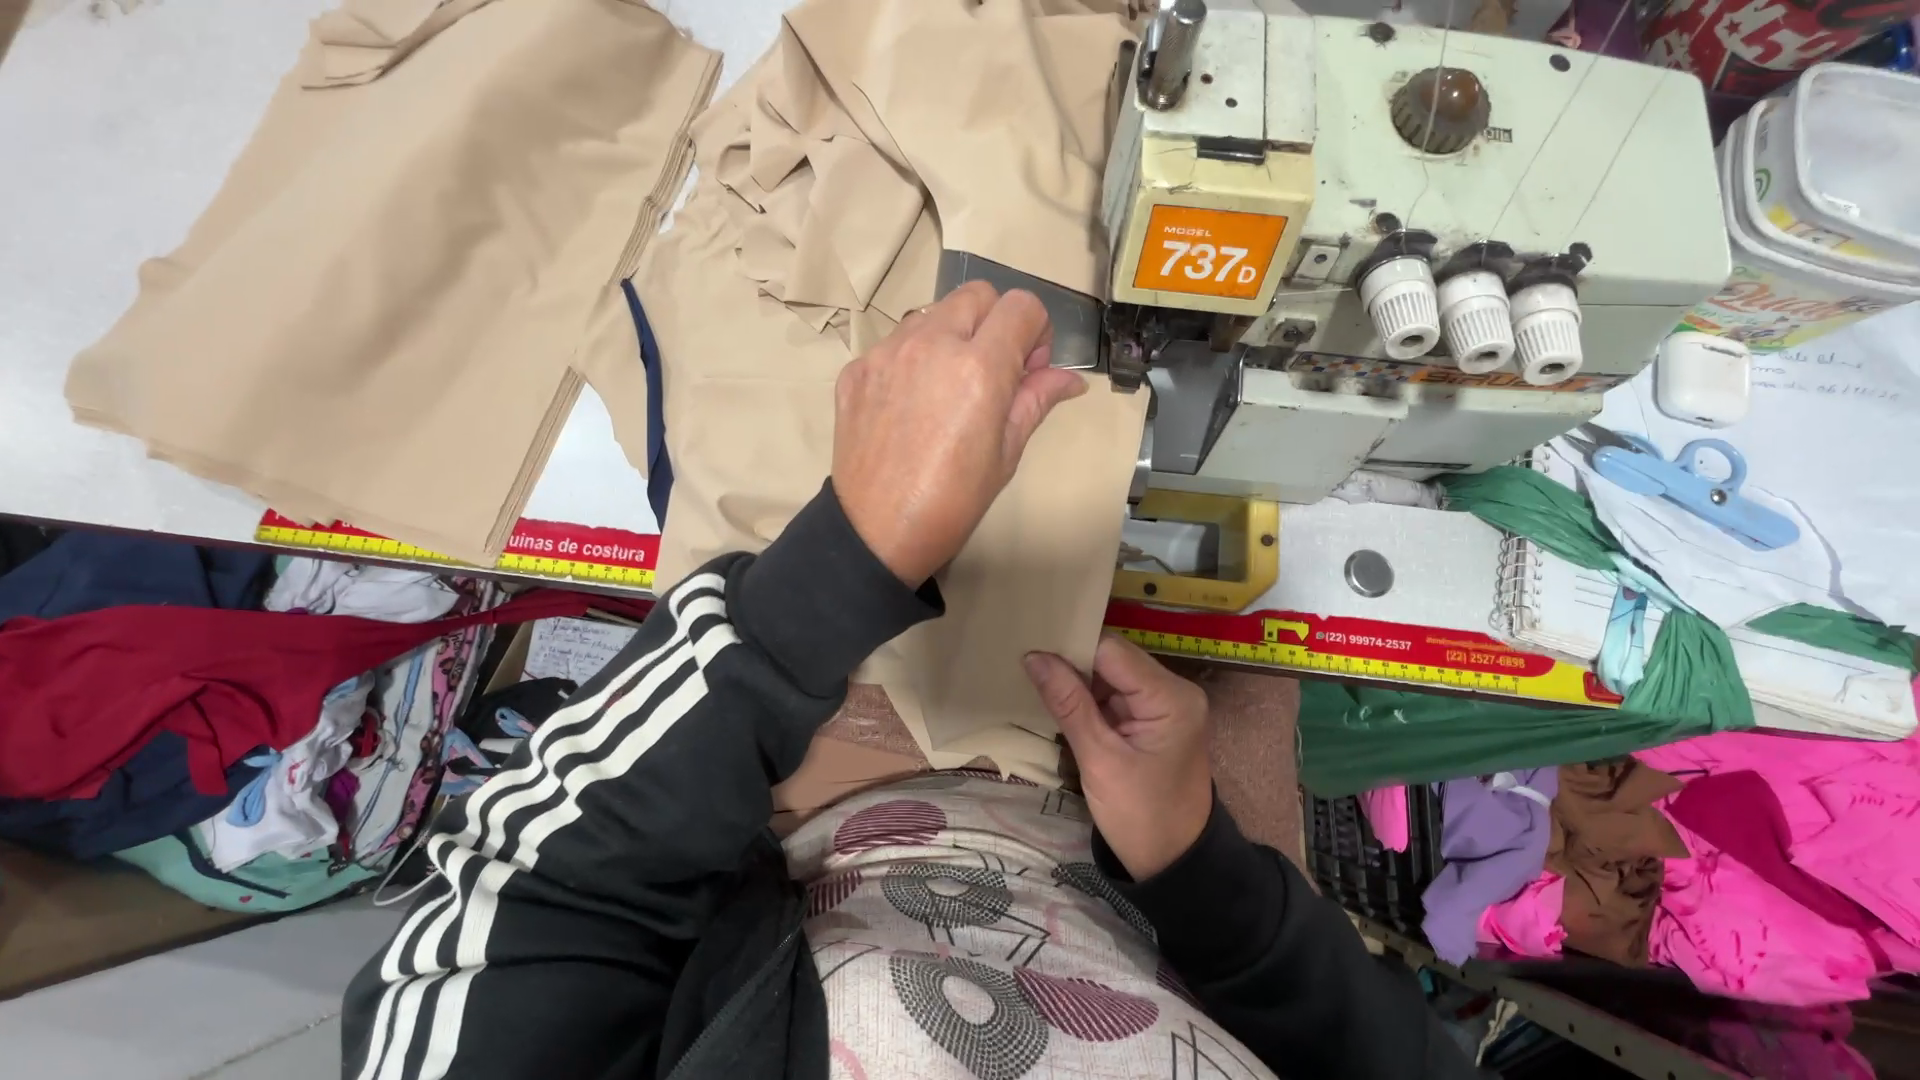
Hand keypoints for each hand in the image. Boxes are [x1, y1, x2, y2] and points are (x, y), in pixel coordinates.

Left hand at [832, 282, 1087, 584]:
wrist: (877, 533)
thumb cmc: (952, 501)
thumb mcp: (1006, 454)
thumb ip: (1036, 401)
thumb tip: (1070, 379)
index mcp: (978, 366)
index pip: (1022, 306)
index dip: (1035, 332)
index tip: (1028, 370)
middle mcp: (930, 344)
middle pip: (976, 295)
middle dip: (995, 323)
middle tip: (993, 372)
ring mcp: (887, 353)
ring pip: (932, 314)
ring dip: (951, 337)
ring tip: (948, 390)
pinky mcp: (857, 370)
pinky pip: (894, 344)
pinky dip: (912, 361)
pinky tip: (911, 407)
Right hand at [1024, 635, 1213, 880]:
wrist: (1174, 861)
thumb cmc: (1139, 815)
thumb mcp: (1099, 759)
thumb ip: (1068, 703)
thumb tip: (1034, 656)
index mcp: (1170, 697)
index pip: (1112, 651)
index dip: (1071, 646)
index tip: (1030, 646)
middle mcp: (1174, 689)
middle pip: (1112, 657)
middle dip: (1071, 660)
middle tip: (1025, 658)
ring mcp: (1164, 703)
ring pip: (1110, 673)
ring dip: (1076, 678)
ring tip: (1034, 674)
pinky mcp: (1152, 717)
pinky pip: (1114, 693)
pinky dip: (1088, 696)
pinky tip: (1057, 696)